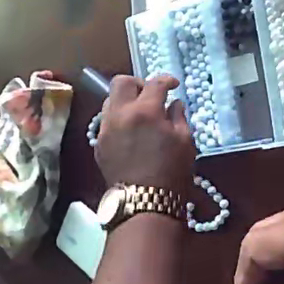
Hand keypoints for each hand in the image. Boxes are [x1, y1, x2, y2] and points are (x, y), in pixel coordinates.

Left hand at [95, 74, 195, 191]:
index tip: (173, 85)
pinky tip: (130, 132)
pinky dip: (118, 119)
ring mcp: (105, 129)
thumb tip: (173, 104)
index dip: (167, 80)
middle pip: (121, 82)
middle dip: (138, 83)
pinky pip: (106, 122)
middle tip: (151, 95)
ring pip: (109, 101)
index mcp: (145, 111)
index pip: (155, 83)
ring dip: (125, 101)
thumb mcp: (185, 142)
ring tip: (139, 113)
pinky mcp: (99, 145)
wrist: (145, 203)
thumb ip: (178, 117)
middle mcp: (120, 114)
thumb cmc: (172, 173)